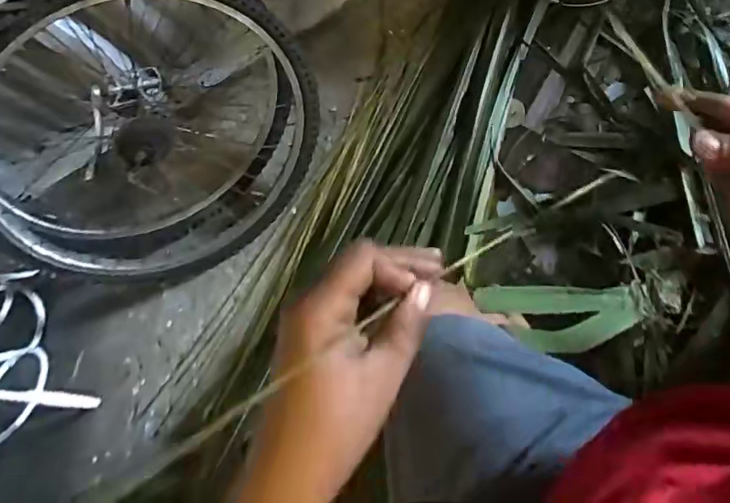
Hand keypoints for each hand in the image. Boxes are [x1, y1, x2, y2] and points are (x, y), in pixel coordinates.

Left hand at [235, 241, 441, 502]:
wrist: (290, 472)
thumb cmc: (338, 426)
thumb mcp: (381, 376)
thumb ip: (404, 327)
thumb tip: (424, 288)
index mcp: (319, 304)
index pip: (362, 258)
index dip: (398, 265)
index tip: (429, 286)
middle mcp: (306, 298)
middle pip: (355, 262)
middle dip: (397, 263)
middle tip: (439, 265)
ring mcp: (304, 313)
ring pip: (349, 278)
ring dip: (386, 277)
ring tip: (426, 279)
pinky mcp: (307, 329)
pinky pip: (342, 297)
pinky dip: (371, 295)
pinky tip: (397, 301)